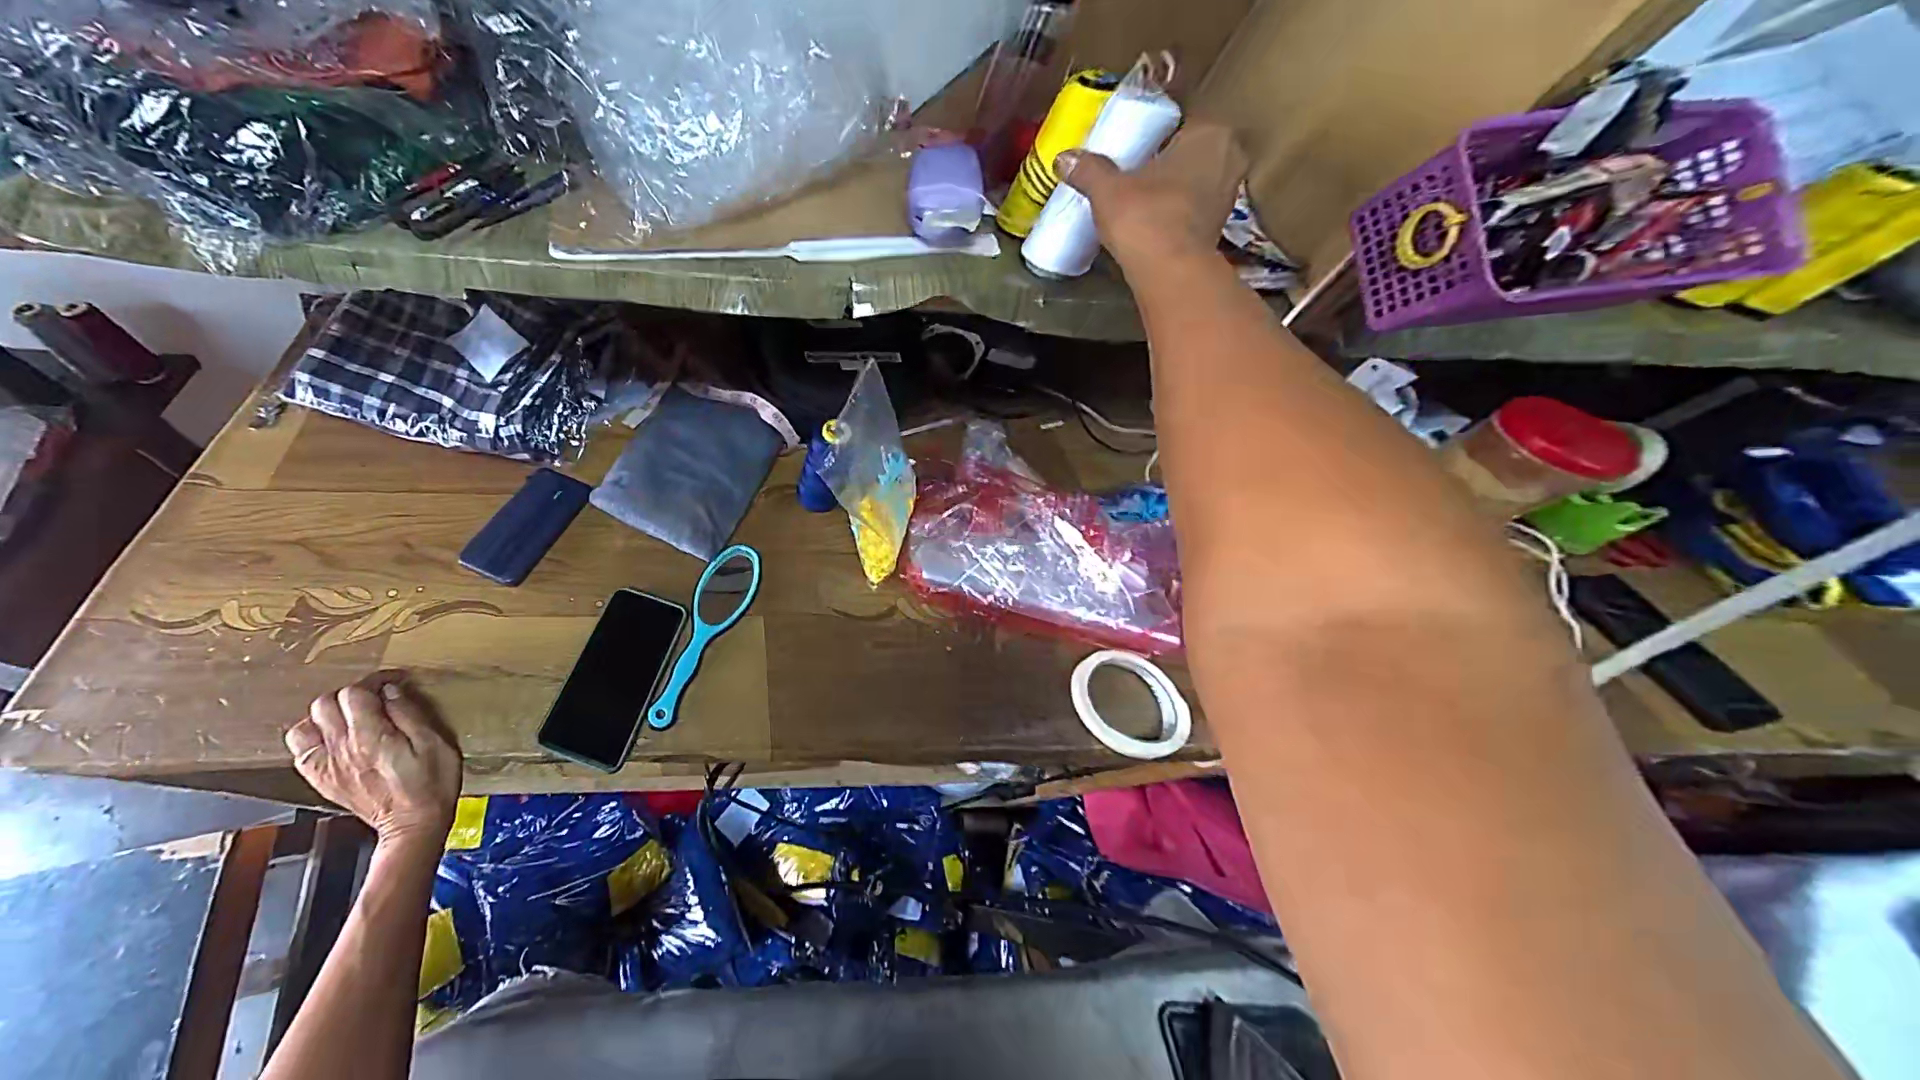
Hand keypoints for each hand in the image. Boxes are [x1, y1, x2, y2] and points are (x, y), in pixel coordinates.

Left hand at [286, 670, 461, 848]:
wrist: (414, 825)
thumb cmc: (433, 784)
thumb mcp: (436, 742)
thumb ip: (410, 714)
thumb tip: (391, 691)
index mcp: (370, 736)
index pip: (354, 692)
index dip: (375, 681)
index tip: (394, 681)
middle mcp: (341, 748)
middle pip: (325, 704)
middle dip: (350, 694)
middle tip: (376, 698)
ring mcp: (327, 765)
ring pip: (305, 725)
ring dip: (328, 716)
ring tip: (353, 718)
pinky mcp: (323, 779)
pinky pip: (301, 751)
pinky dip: (314, 738)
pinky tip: (336, 740)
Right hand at [1056, 122, 1247, 266]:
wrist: (1169, 273)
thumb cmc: (1145, 216)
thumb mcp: (1108, 189)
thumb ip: (1088, 169)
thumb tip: (1064, 158)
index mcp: (1212, 133)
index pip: (1179, 124)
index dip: (1152, 136)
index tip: (1131, 148)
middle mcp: (1230, 159)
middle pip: (1189, 154)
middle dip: (1165, 163)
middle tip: (1133, 173)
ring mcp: (1229, 197)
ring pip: (1194, 184)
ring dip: (1172, 190)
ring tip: (1140, 200)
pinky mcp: (1219, 230)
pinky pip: (1194, 211)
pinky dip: (1176, 215)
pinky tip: (1152, 222)